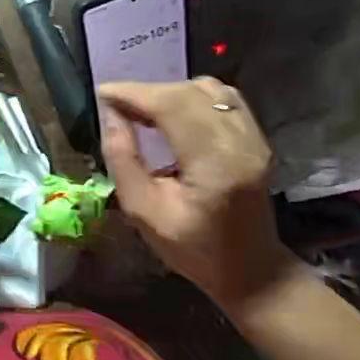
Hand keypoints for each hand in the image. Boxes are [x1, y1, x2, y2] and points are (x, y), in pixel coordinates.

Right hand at [97, 78, 302, 316]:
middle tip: (117, 106)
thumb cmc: (193, 249)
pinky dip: (190, 97)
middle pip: (188, 92)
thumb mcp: (143, 211)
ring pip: (207, 90)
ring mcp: (253, 138)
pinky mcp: (256, 138)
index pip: (172, 106)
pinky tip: (171, 115)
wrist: (250, 270)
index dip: (134, 93)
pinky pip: (222, 99)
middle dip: (147, 91)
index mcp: (214, 164)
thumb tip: (111, 116)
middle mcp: (240, 142)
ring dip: (169, 93)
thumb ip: (123, 159)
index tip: (103, 94)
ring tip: (143, 111)